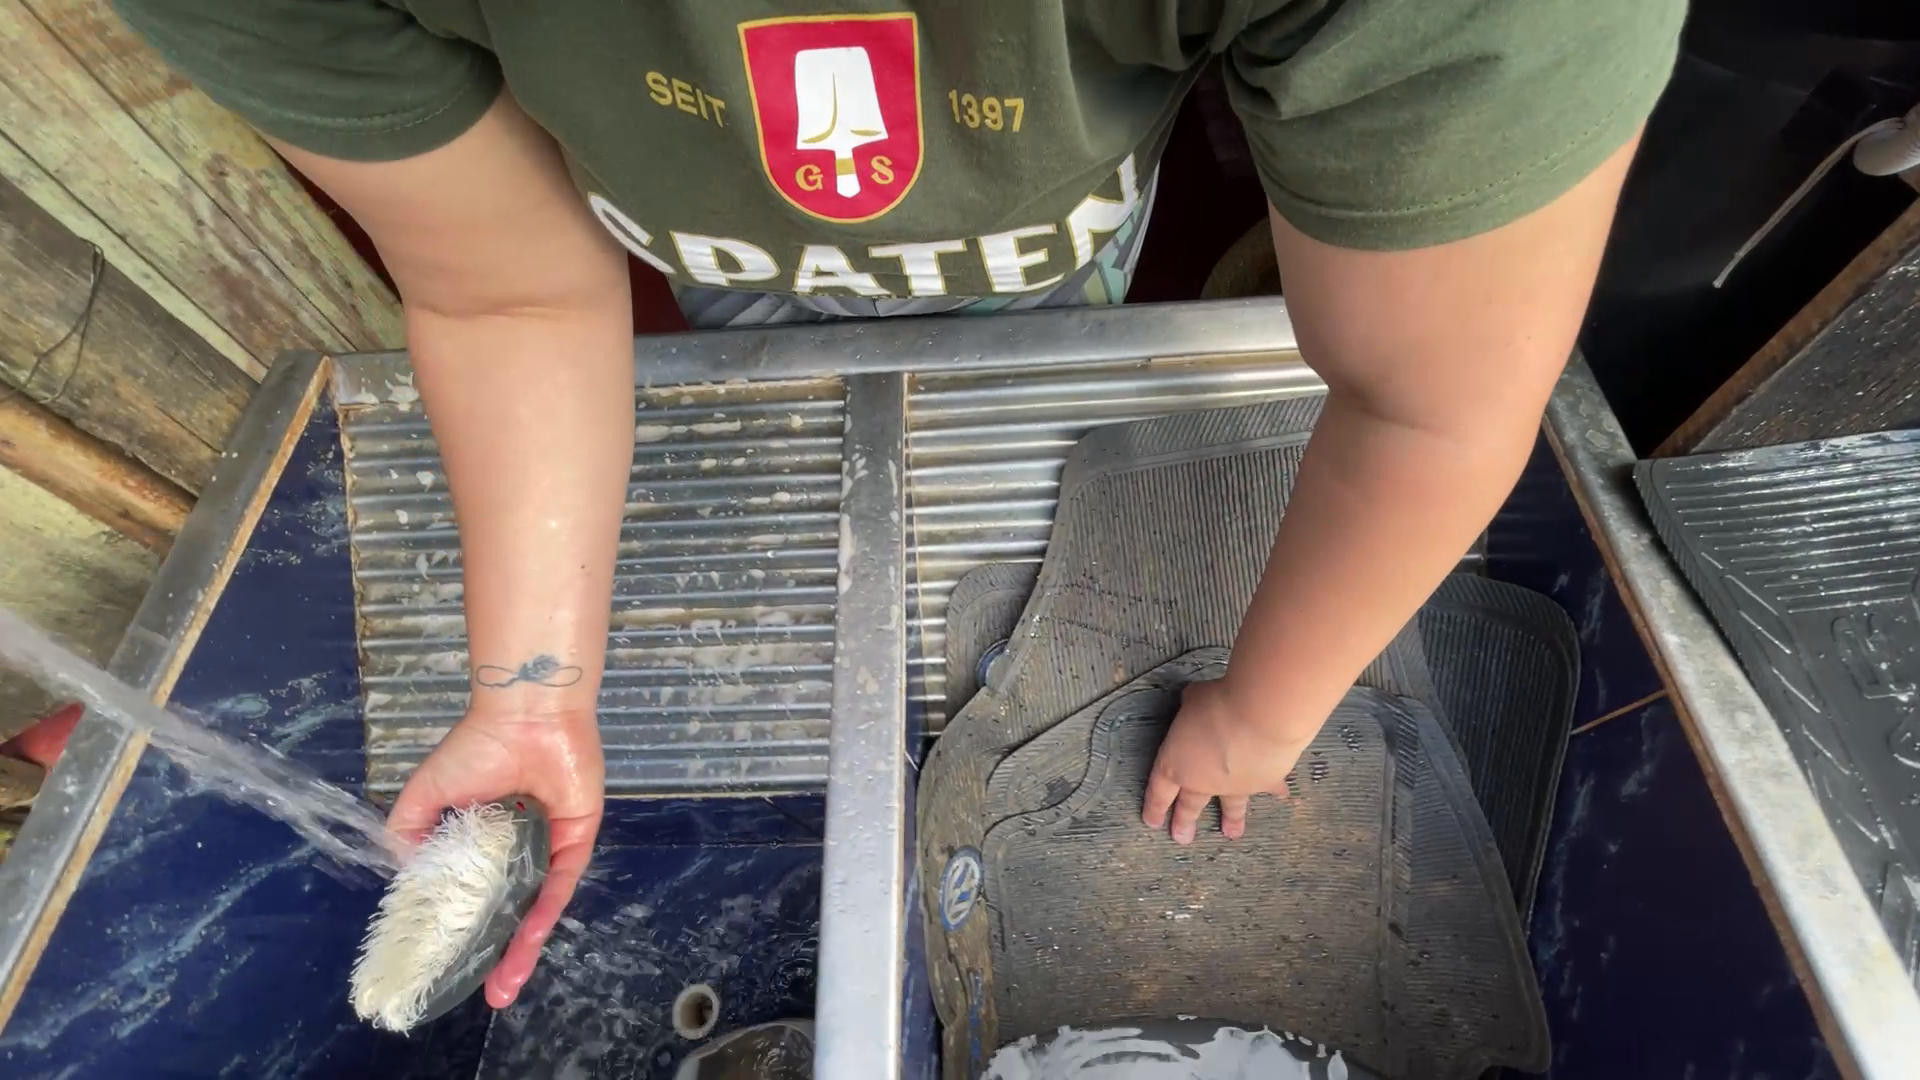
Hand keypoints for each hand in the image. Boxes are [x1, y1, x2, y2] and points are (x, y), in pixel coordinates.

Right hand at [386, 706, 603, 1007]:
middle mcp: (522, 841)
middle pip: (512, 903)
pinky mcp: (579, 832)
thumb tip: (404, 874)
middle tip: (487, 994)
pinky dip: (547, 908)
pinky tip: (528, 941)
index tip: (447, 965)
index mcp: (489, 833)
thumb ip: (409, 831)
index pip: (480, 890)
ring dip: (525, 943)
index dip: (466, 926)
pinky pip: (562, 877)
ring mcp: (552, 838)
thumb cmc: (478, 745)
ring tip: (504, 986)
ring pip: (539, 899)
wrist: (527, 712)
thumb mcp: (425, 793)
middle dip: (499, 950)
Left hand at [1142, 678, 1313, 844]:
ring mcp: (1235, 786)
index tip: (1153, 822)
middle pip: (1190, 805)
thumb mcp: (1193, 699)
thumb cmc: (1216, 705)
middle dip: (1184, 821)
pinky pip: (1267, 788)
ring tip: (1230, 835)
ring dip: (1230, 819)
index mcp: (1175, 765)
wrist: (1260, 718)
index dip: (1155, 807)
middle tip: (1181, 838)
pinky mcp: (1264, 783)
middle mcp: (1203, 782)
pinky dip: (1273, 791)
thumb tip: (1197, 702)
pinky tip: (1280, 797)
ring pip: (1229, 807)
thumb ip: (1192, 706)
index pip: (1160, 791)